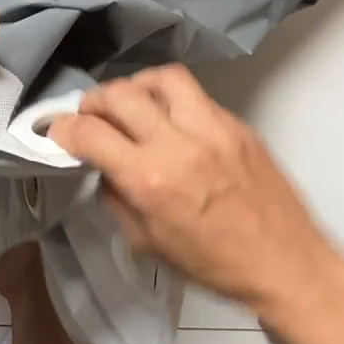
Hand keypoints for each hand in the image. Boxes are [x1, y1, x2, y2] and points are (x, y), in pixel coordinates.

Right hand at [48, 65, 343, 319]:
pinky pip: (195, 95)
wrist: (286, 264)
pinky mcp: (238, 125)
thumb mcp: (145, 241)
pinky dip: (169, 100)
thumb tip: (102, 169)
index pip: (89, 133)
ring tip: (129, 106)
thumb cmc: (211, 265)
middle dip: (92, 102)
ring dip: (134, 87)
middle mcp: (179, 144)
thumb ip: (117, 198)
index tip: (57, 133)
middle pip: (119, 94)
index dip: (62, 129)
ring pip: (161, 78)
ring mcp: (213, 128)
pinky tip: (168, 122)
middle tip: (89, 117)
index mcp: (150, 180)